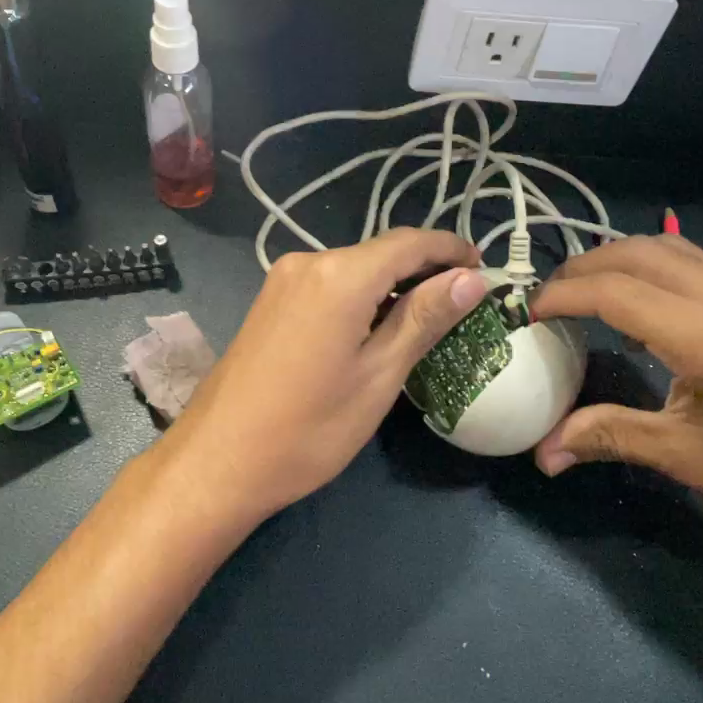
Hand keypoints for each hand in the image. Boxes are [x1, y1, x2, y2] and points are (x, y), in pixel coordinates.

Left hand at [165, 228, 488, 520]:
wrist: (217, 460)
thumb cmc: (309, 428)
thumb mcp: (379, 375)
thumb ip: (424, 319)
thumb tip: (470, 278)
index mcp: (340, 274)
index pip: (410, 242)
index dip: (451, 249)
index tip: (485, 268)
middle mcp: (309, 261)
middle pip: (381, 251)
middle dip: (425, 269)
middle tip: (465, 300)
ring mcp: (283, 279)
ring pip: (355, 267)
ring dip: (394, 284)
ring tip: (431, 317)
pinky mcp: (271, 300)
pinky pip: (330, 283)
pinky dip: (363, 295)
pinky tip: (380, 326)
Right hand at [529, 235, 702, 576]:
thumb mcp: (691, 460)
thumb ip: (610, 438)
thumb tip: (543, 454)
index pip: (615, 292)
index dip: (561, 297)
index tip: (524, 315)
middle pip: (639, 253)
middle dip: (583, 268)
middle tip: (546, 299)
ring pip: (671, 250)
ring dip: (619, 261)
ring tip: (582, 294)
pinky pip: (697, 267)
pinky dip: (653, 272)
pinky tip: (639, 311)